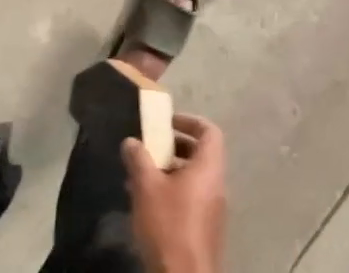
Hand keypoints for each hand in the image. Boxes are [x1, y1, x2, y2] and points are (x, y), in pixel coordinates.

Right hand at [122, 114, 226, 272]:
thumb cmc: (168, 225)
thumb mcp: (146, 186)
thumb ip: (139, 159)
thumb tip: (131, 141)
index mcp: (209, 169)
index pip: (210, 131)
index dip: (190, 120)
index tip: (166, 122)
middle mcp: (216, 185)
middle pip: (201, 153)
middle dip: (174, 145)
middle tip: (150, 146)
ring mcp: (213, 208)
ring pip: (193, 177)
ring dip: (169, 169)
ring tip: (141, 174)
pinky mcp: (205, 227)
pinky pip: (191, 196)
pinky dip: (172, 189)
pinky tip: (147, 200)